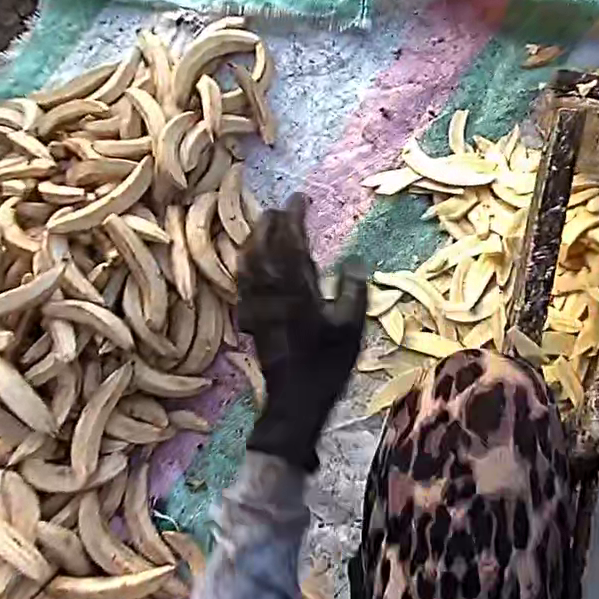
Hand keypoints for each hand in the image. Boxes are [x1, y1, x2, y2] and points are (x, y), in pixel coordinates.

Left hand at [237, 194, 366, 471]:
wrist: (295, 400)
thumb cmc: (327, 365)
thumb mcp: (351, 329)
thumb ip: (353, 290)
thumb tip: (355, 260)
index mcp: (298, 289)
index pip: (291, 242)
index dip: (293, 217)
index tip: (299, 198)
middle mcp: (272, 291)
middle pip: (263, 245)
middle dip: (270, 221)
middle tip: (282, 207)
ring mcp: (257, 303)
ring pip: (248, 260)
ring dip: (255, 237)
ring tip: (265, 224)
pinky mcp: (250, 315)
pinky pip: (242, 279)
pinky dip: (246, 261)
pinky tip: (251, 259)